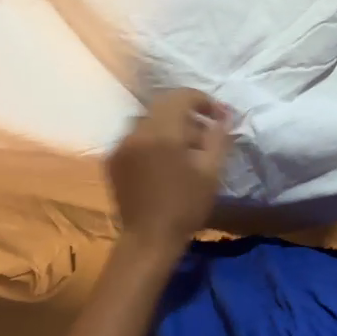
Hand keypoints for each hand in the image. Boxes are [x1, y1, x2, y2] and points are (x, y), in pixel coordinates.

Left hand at [108, 89, 233, 248]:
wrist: (149, 238)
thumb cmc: (185, 207)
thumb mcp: (211, 173)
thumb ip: (218, 138)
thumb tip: (224, 117)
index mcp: (162, 132)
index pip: (181, 97)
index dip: (204, 101)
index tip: (220, 116)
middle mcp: (136, 131)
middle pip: (163, 106)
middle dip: (187, 113)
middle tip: (206, 132)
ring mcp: (120, 145)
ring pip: (148, 121)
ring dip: (168, 126)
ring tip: (185, 148)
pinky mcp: (113, 160)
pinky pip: (135, 138)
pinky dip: (151, 140)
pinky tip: (163, 161)